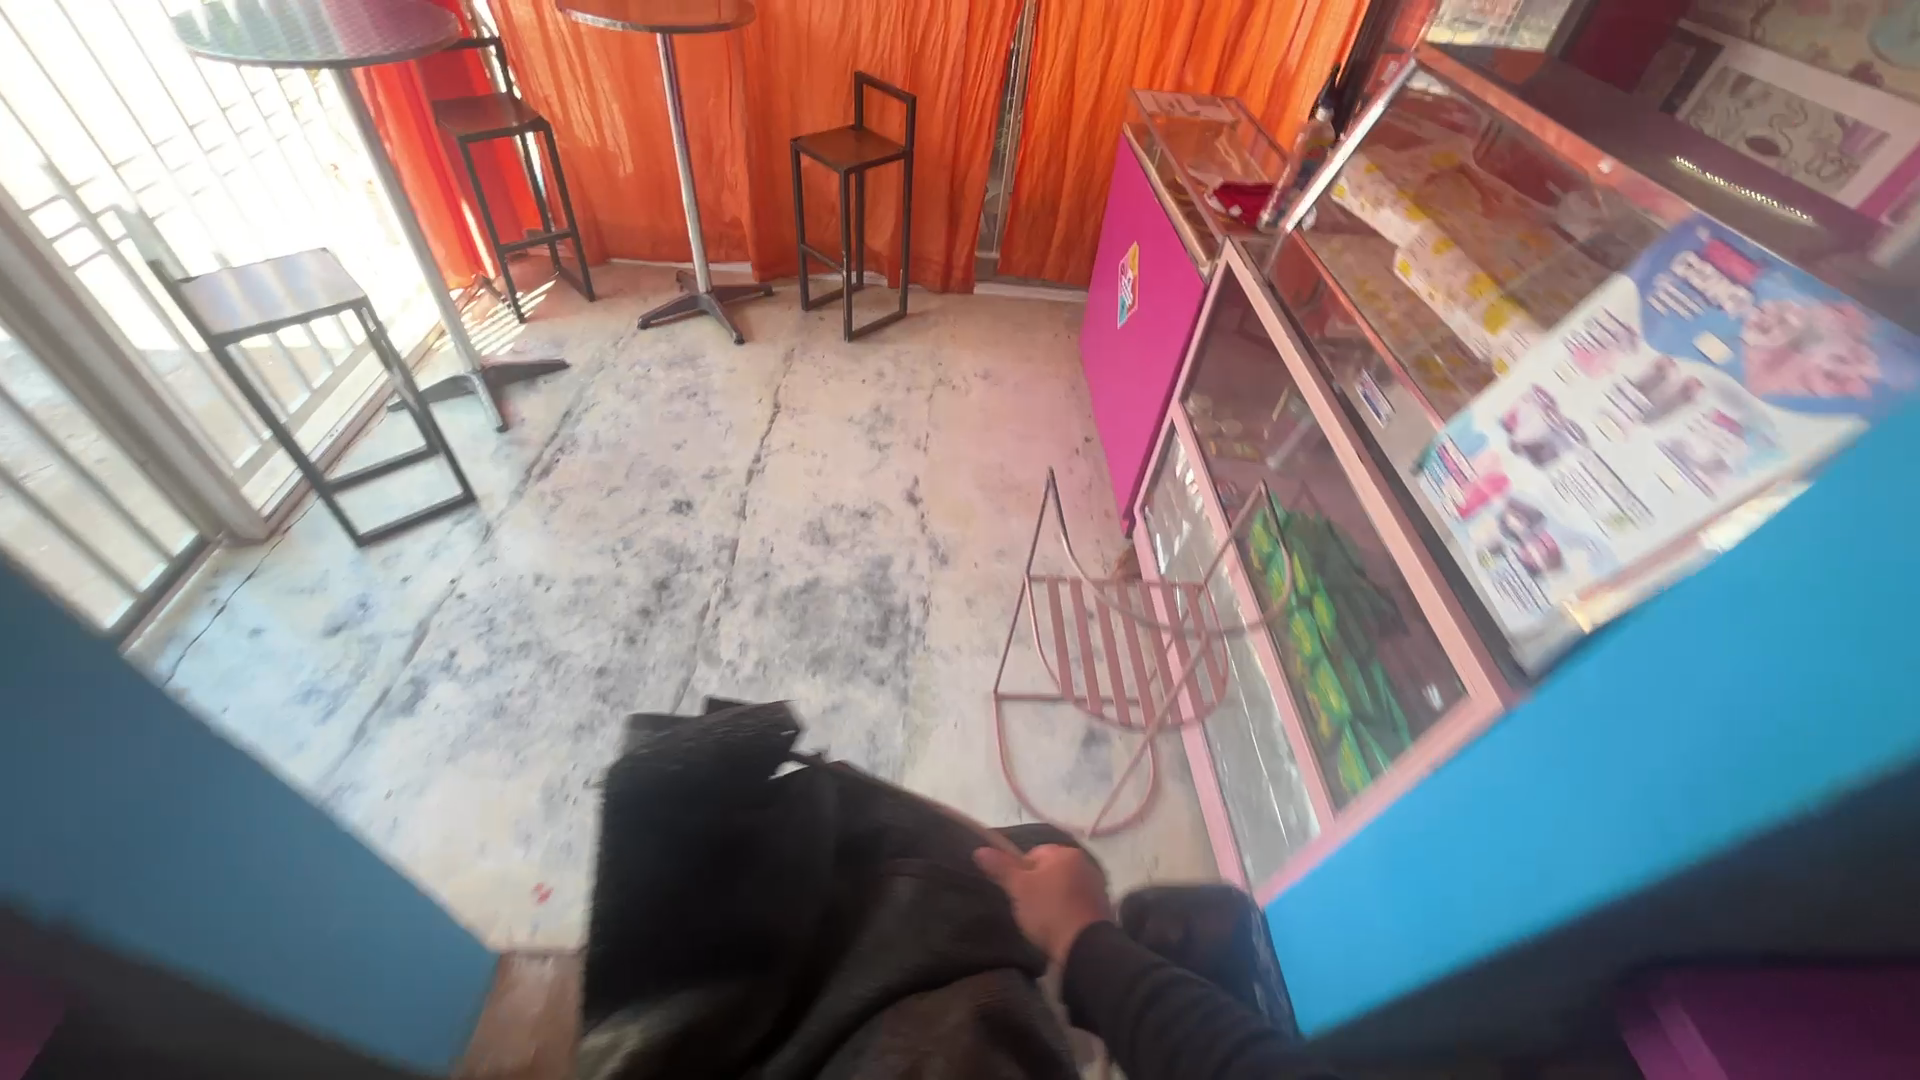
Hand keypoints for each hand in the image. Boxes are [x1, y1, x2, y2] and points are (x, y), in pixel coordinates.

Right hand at [974, 843, 1113, 965]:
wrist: (1085, 948)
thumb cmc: (1049, 911)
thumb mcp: (1019, 888)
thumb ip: (1001, 867)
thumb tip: (980, 850)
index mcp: (1064, 852)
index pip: (1033, 854)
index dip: (1020, 873)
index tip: (1017, 894)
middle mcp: (1084, 862)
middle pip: (1049, 870)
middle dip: (1037, 886)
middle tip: (1028, 909)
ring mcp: (1096, 885)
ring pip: (1063, 887)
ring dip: (1053, 899)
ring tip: (1043, 921)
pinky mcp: (1102, 907)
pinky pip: (1076, 903)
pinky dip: (1067, 911)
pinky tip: (1059, 927)